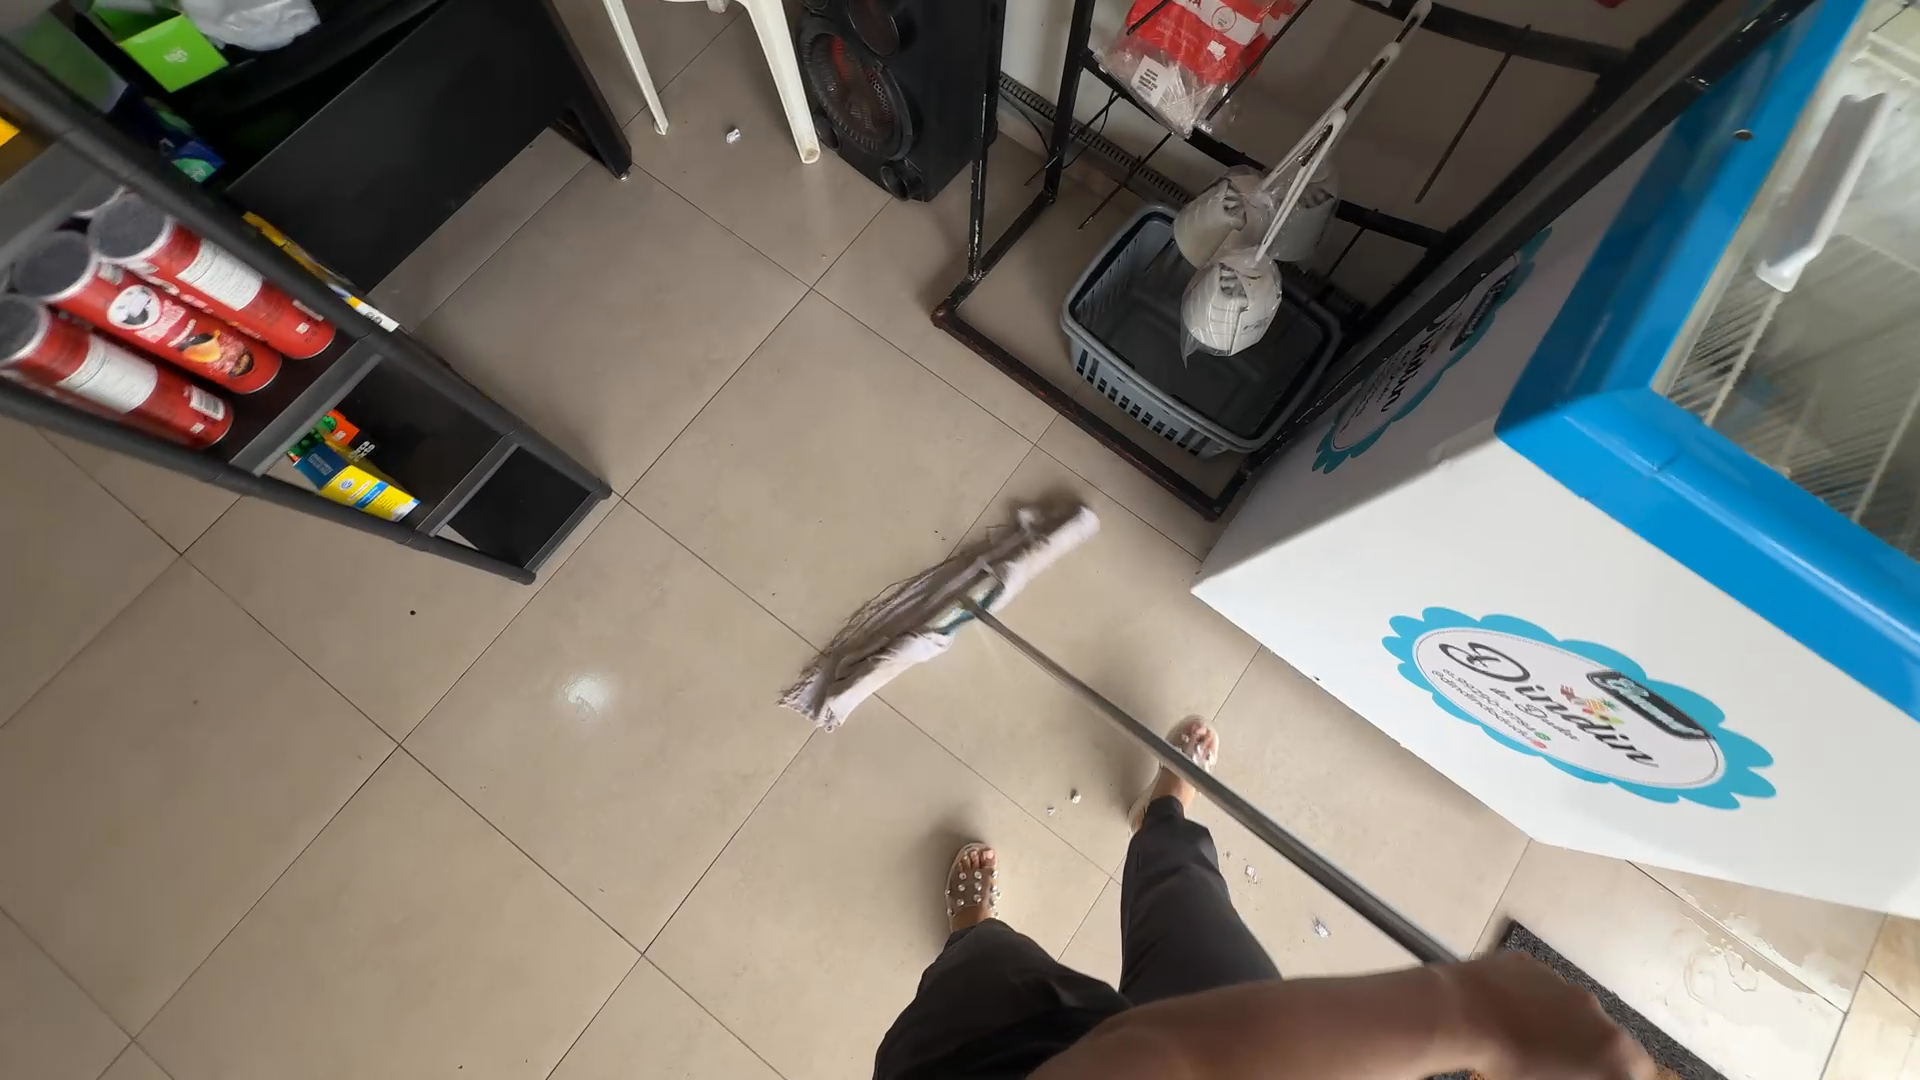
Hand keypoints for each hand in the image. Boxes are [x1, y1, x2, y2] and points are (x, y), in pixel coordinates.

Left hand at [1450, 953, 1657, 1079]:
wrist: (1461, 1014)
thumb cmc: (1513, 1065)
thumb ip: (1590, 1072)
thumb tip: (1583, 1064)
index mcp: (1615, 1047)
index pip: (1638, 1066)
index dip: (1616, 1073)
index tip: (1595, 1074)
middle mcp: (1594, 1009)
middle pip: (1603, 1032)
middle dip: (1586, 1044)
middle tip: (1557, 1057)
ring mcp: (1558, 979)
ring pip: (1568, 1004)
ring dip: (1557, 1017)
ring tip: (1525, 1031)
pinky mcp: (1525, 960)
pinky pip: (1536, 982)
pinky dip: (1528, 993)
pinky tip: (1505, 1006)